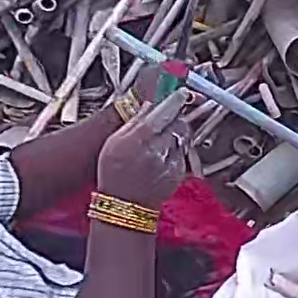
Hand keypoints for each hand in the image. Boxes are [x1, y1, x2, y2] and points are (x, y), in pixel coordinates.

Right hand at [95, 89, 189, 207]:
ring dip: (177, 133)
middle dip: (175, 118)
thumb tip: (149, 106)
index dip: (173, 101)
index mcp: (138, 140)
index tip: (179, 92)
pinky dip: (177, 148)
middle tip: (166, 118)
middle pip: (178, 124)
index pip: (163, 114)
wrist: (125, 205)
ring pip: (183, 137)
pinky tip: (163, 154)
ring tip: (161, 138)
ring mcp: (170, 162)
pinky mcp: (179, 171)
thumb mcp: (113, 143)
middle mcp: (157, 151)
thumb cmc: (115, 174)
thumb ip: (134, 122)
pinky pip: (184, 152)